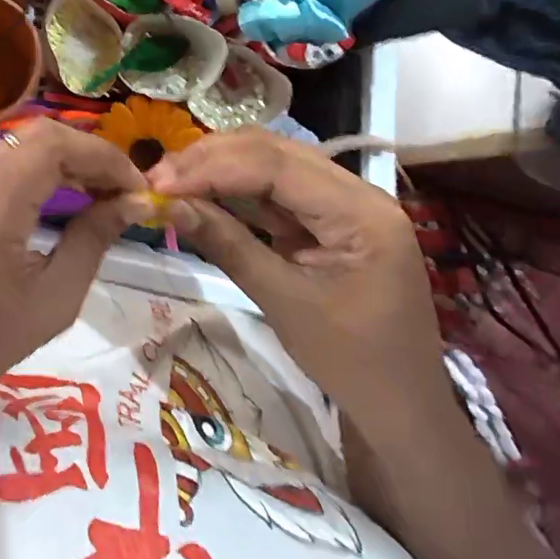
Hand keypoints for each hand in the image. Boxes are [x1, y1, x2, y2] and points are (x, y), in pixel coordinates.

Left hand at [0, 119, 147, 420]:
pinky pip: (12, 160)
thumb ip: (94, 239)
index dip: (102, 156)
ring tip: (108, 189)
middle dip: (91, 153)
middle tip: (126, 186)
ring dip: (71, 157)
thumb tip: (135, 202)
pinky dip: (48, 167)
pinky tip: (74, 191)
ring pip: (26, 143)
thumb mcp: (55, 298)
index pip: (54, 146)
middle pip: (41, 135)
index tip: (138, 187)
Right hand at [147, 129, 446, 405]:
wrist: (401, 406)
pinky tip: (202, 192)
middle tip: (158, 178)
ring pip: (273, 164)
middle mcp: (358, 191)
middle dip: (212, 159)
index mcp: (361, 211)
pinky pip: (277, 190)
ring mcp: (346, 201)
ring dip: (220, 168)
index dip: (212, 167)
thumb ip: (227, 244)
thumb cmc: (351, 362)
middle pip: (275, 153)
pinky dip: (236, 190)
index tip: (159, 182)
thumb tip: (167, 205)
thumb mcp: (283, 302)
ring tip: (171, 181)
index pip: (276, 166)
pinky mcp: (329, 217)